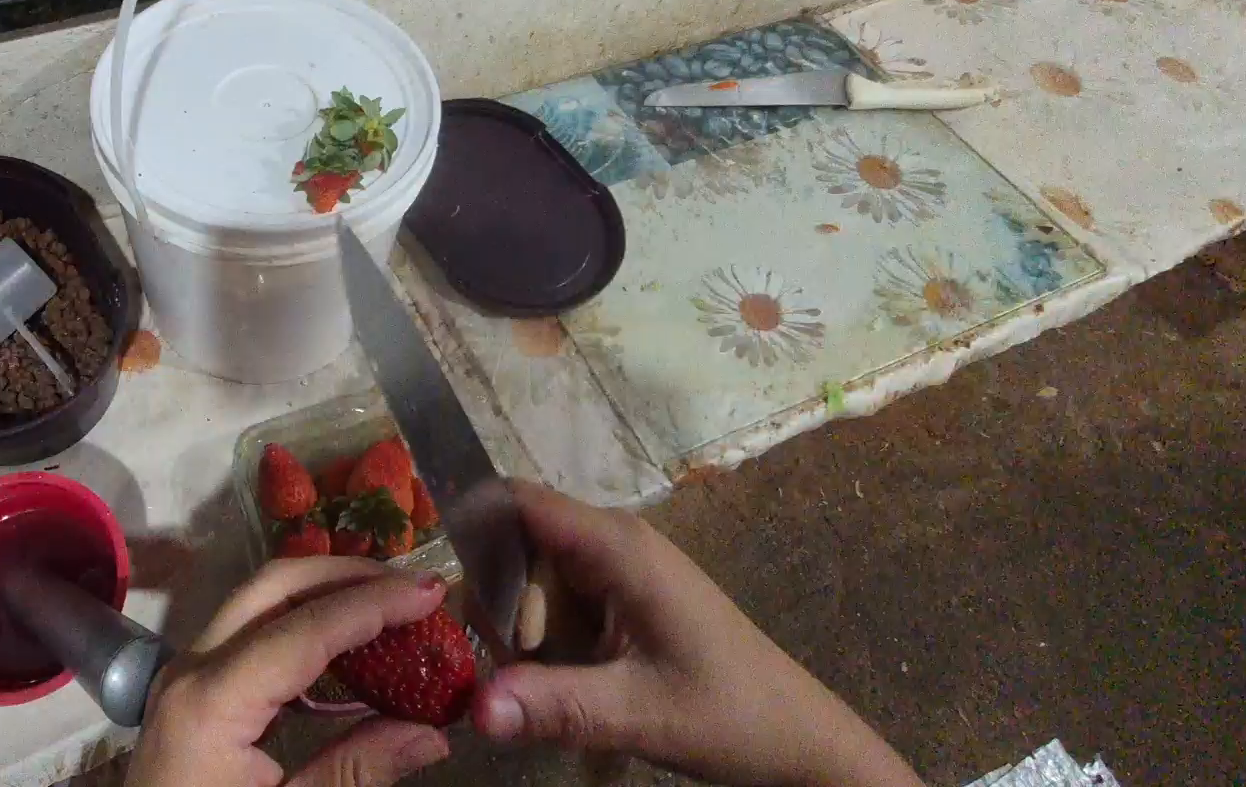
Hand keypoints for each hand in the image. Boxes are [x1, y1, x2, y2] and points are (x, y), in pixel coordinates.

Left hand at [127, 557, 451, 786]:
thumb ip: (356, 774)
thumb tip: (433, 733)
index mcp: (210, 704)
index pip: (303, 628)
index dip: (372, 604)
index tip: (431, 592)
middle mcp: (193, 667)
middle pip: (274, 586)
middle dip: (346, 575)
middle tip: (410, 587)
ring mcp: (188, 672)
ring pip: (261, 599)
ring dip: (326, 592)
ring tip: (389, 605)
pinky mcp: (194, 688)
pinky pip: (253, 632)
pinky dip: (304, 625)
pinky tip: (347, 649)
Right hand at [473, 482, 923, 786]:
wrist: (803, 745)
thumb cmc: (734, 715)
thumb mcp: (642, 714)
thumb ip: (556, 704)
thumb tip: (476, 709)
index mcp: (615, 546)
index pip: (521, 500)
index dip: (474, 518)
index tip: (442, 575)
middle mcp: (608, 542)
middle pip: (517, 544)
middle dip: (499, 601)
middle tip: (505, 664)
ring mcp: (612, 567)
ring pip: (530, 575)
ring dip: (521, 625)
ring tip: (541, 680)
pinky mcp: (615, 594)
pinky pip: (554, 598)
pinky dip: (543, 635)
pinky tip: (562, 676)